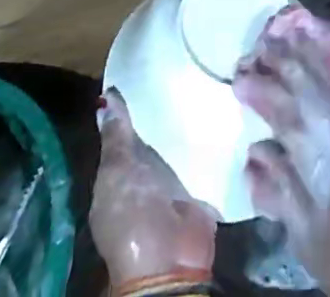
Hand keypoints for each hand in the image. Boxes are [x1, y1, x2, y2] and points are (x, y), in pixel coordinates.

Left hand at [92, 88, 218, 291]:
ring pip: (180, 145)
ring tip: (208, 79)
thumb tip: (105, 97)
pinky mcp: (201, 188)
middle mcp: (145, 178)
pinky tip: (225, 109)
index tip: (149, 73)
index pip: (124, 134)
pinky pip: (205, 157)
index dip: (133, 107)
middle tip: (184, 69)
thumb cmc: (134, 215)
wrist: (172, 261)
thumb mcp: (118, 172)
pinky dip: (212, 139)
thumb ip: (117, 136)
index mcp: (117, 177)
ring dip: (191, 123)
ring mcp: (174, 184)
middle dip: (166, 112)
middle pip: (154, 138)